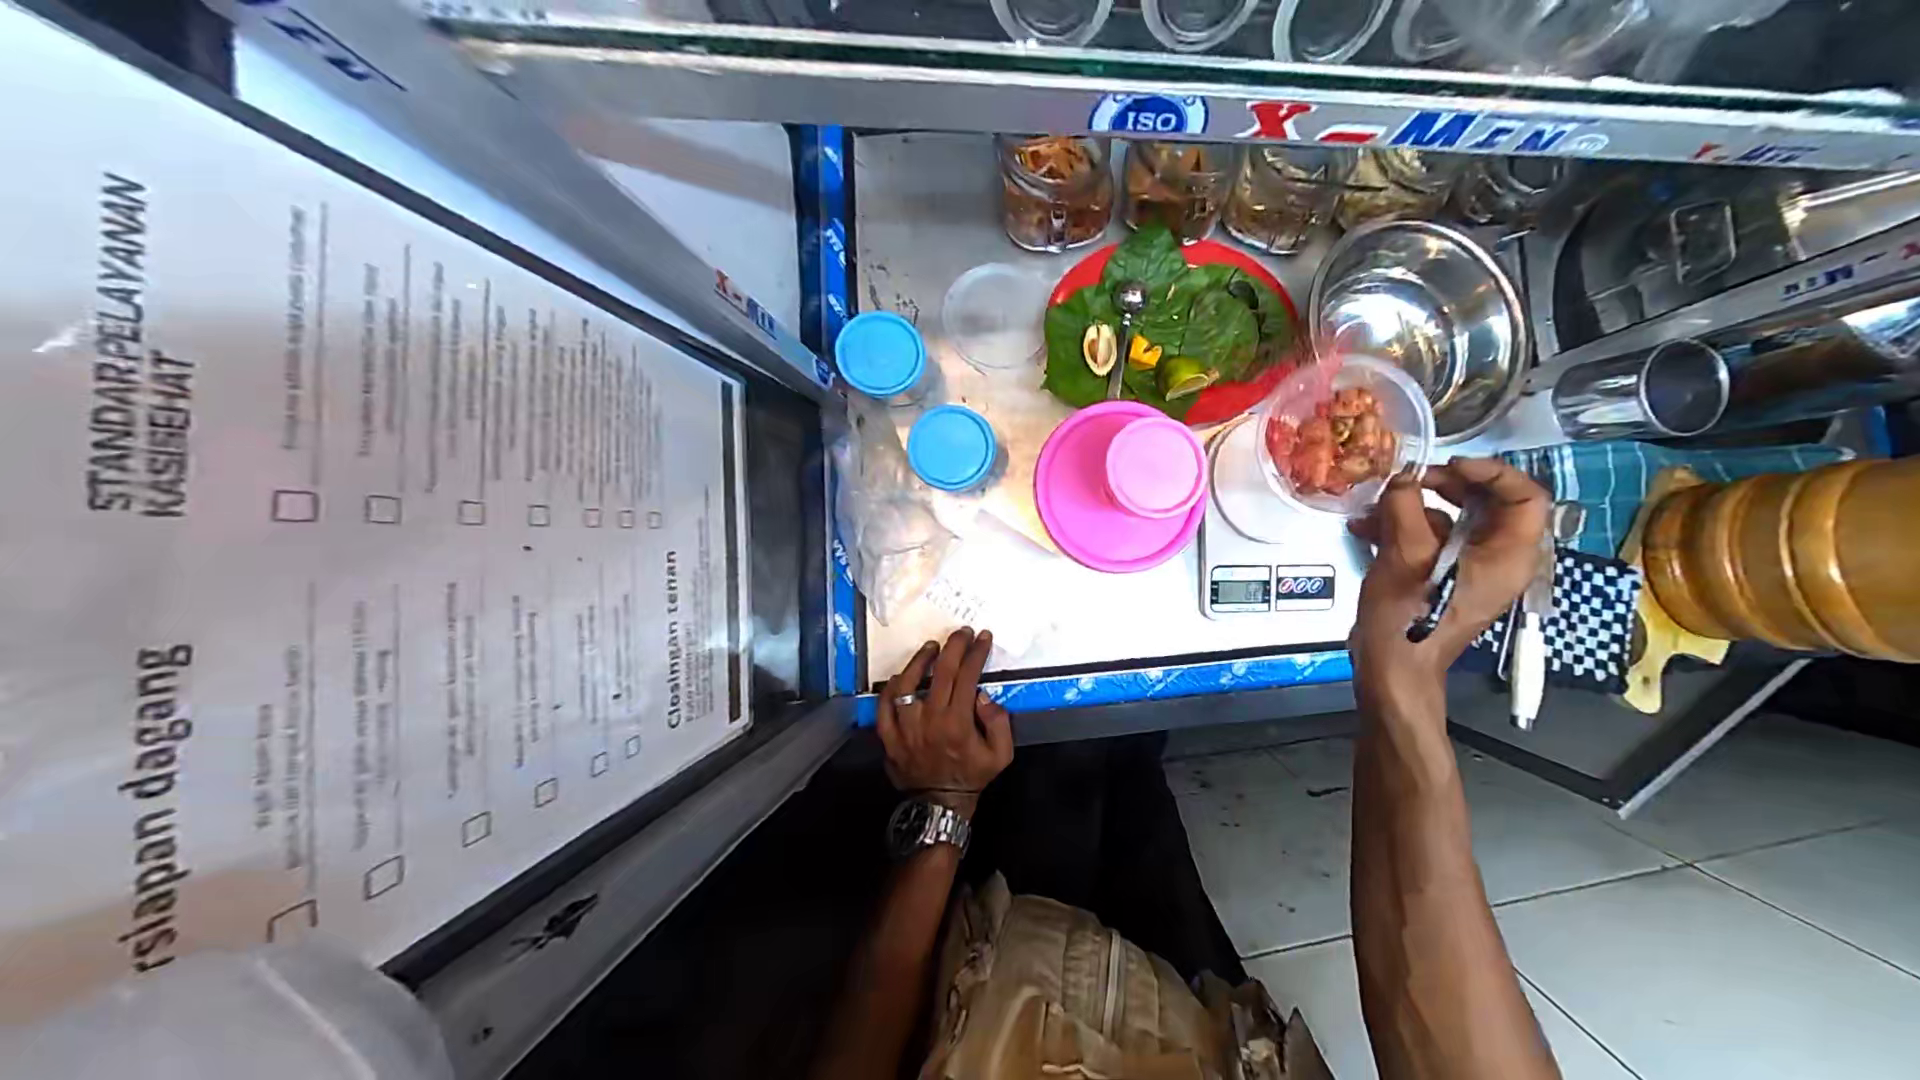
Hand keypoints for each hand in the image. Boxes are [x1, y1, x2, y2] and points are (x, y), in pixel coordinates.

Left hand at [876, 627, 1012, 817]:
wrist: (939, 805)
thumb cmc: (971, 776)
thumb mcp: (1001, 755)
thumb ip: (998, 722)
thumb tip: (982, 695)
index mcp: (958, 722)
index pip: (968, 676)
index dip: (976, 653)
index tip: (982, 638)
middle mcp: (930, 719)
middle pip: (942, 672)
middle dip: (955, 647)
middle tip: (961, 633)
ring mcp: (905, 726)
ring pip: (909, 682)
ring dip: (921, 660)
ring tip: (932, 647)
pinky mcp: (888, 735)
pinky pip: (885, 704)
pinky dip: (892, 686)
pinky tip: (902, 675)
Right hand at [1348, 458, 1548, 701]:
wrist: (1392, 666)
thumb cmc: (1410, 614)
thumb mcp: (1406, 554)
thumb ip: (1406, 507)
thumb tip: (1402, 479)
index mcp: (1510, 554)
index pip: (1525, 496)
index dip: (1491, 472)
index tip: (1447, 465)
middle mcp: (1499, 559)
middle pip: (1488, 505)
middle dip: (1446, 486)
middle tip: (1410, 480)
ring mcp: (1470, 569)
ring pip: (1452, 521)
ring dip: (1412, 508)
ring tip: (1374, 507)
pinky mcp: (1443, 577)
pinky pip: (1432, 541)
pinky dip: (1401, 529)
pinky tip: (1365, 528)